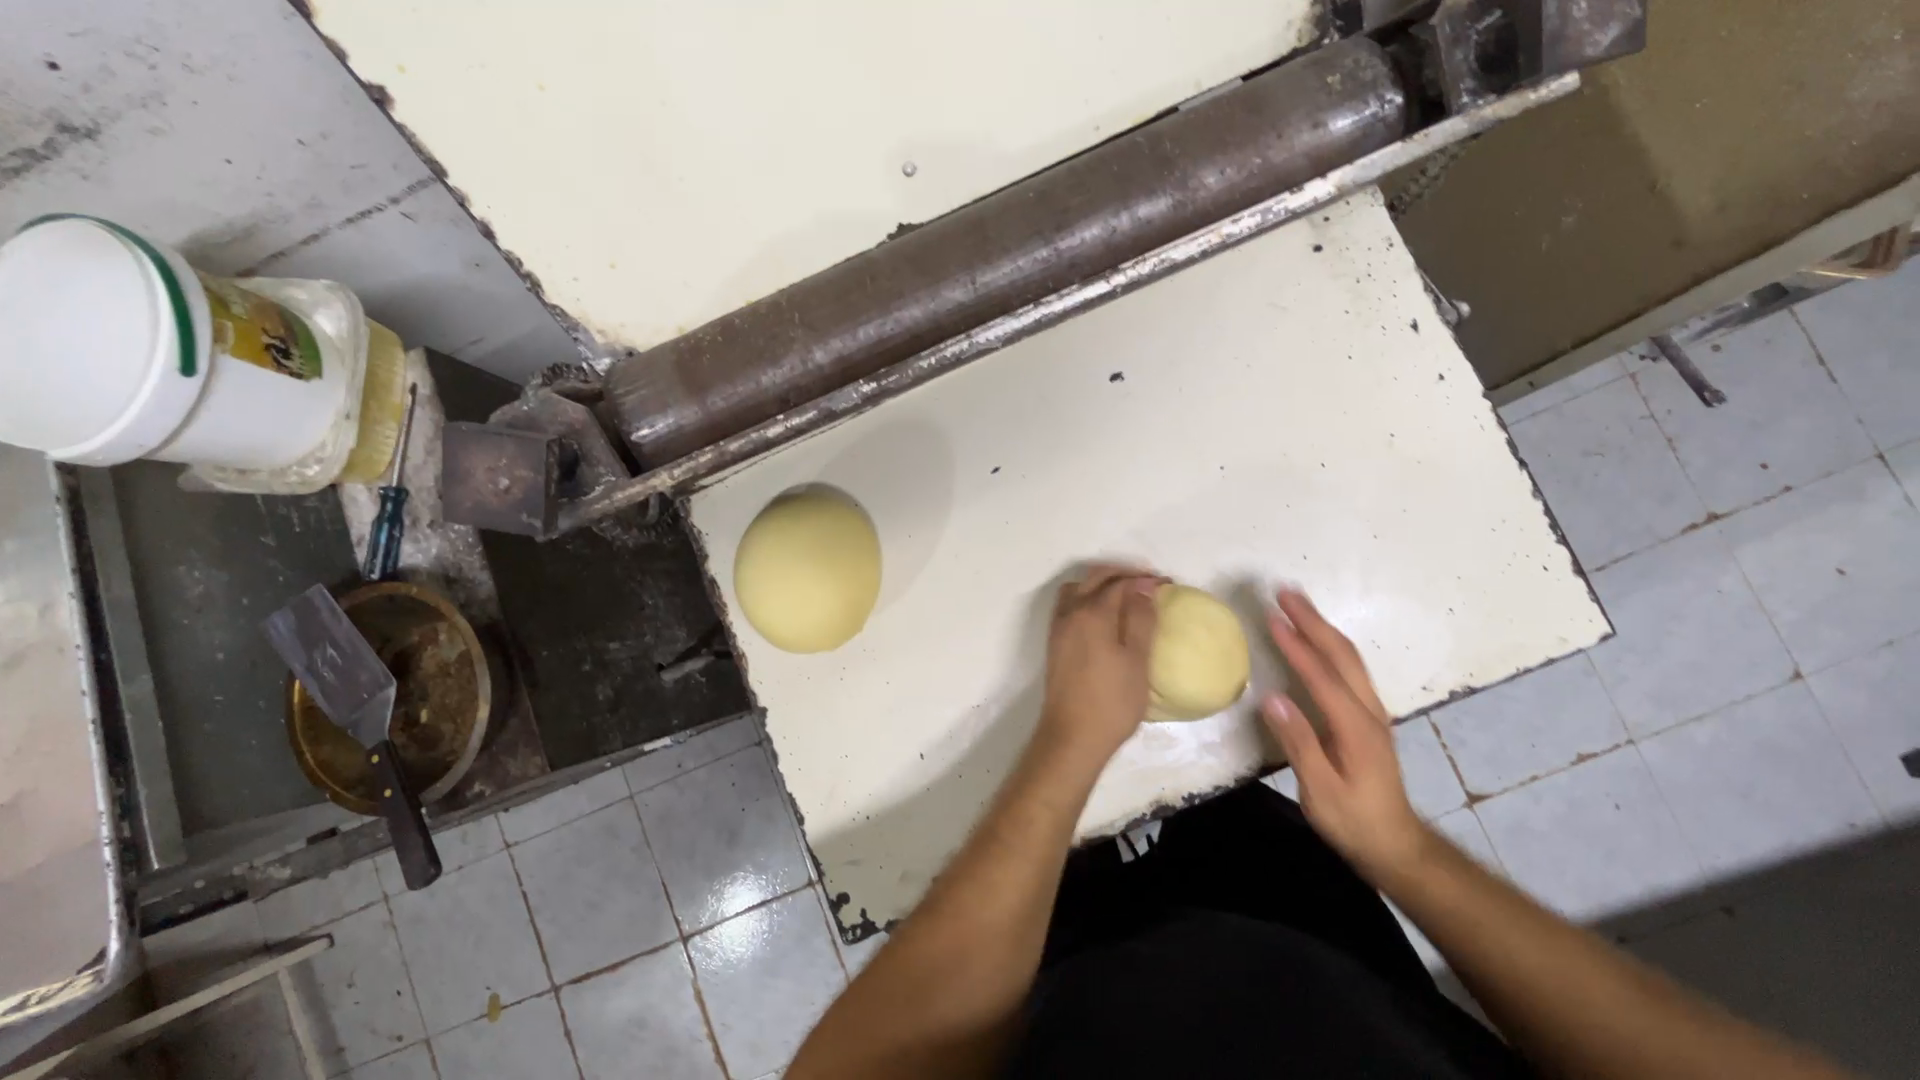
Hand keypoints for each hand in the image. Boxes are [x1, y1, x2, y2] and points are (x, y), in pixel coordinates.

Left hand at [1035, 565, 1161, 769]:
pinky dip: (1087, 598)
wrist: (1072, 737)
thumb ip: (1140, 620)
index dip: (1145, 579)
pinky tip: (1104, 615)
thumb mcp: (1137, 660)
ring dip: (1101, 584)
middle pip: (1095, 578)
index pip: (1120, 582)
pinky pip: (1069, 606)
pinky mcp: (1055, 644)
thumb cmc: (1112, 701)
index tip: (1168, 584)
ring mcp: (1058, 628)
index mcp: (1092, 613)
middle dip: (1122, 574)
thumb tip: (1144, 588)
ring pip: (1078, 589)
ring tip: (1126, 594)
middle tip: (1149, 583)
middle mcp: (1070, 613)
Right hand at [1261, 588, 1429, 882]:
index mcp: (1354, 726)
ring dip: (1323, 628)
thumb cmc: (1353, 821)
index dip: (1295, 645)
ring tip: (1298, 605)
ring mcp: (1372, 713)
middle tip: (1285, 592)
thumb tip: (1273, 699)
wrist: (1395, 844)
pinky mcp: (1368, 719)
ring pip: (1348, 659)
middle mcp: (1368, 711)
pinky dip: (1329, 647)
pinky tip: (1316, 642)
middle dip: (1313, 620)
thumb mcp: (1321, 789)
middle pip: (1340, 655)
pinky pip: (1348, 670)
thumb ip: (1299, 743)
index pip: (1320, 676)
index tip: (1271, 617)